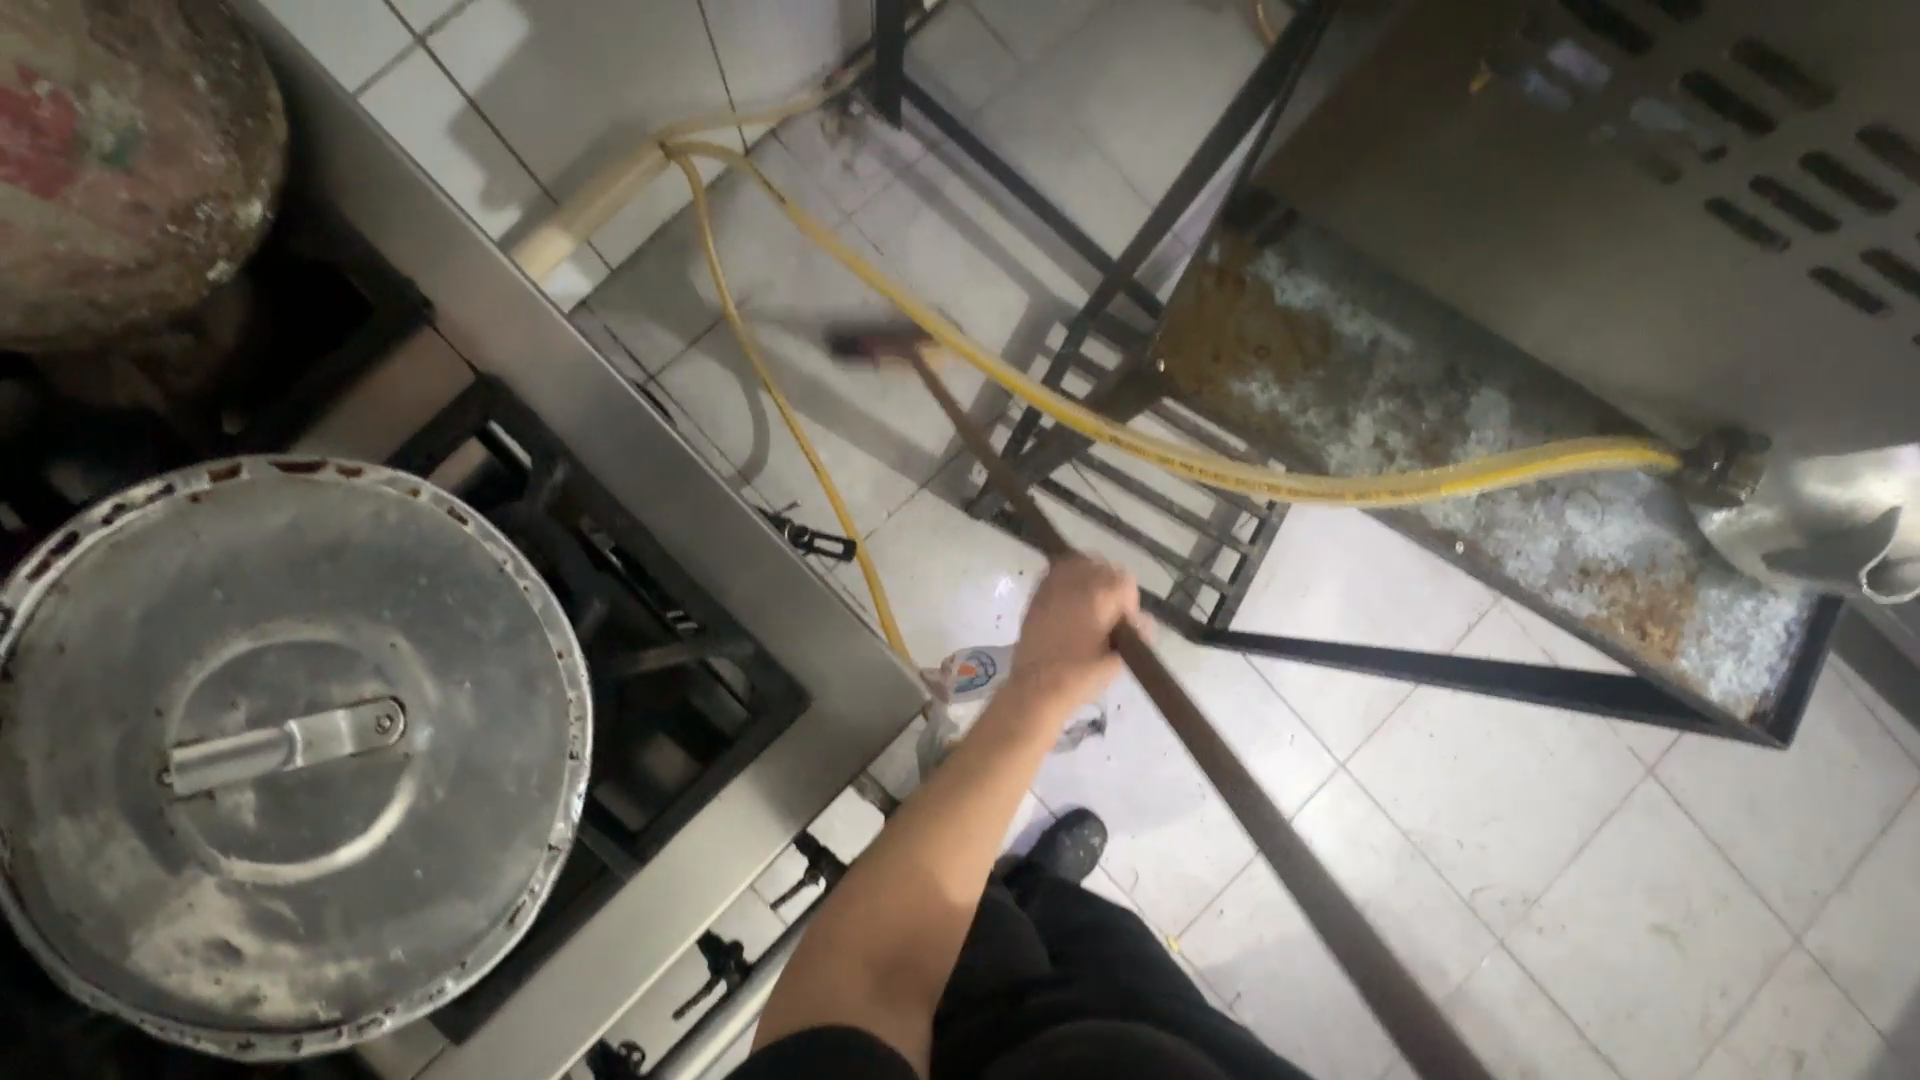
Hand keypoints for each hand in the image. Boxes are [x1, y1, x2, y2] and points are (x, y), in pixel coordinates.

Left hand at [1009, 555, 1143, 711]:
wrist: (1037, 685)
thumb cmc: (1082, 675)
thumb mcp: (1118, 657)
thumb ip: (1136, 634)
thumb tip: (1141, 622)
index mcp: (1103, 594)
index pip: (1126, 581)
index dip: (1128, 602)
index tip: (1123, 623)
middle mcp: (1078, 581)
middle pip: (1103, 567)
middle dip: (1109, 586)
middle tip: (1107, 614)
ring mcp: (1054, 584)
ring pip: (1079, 563)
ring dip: (1087, 578)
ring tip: (1088, 604)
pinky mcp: (1036, 594)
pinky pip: (1056, 573)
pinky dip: (1065, 580)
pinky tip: (1067, 601)